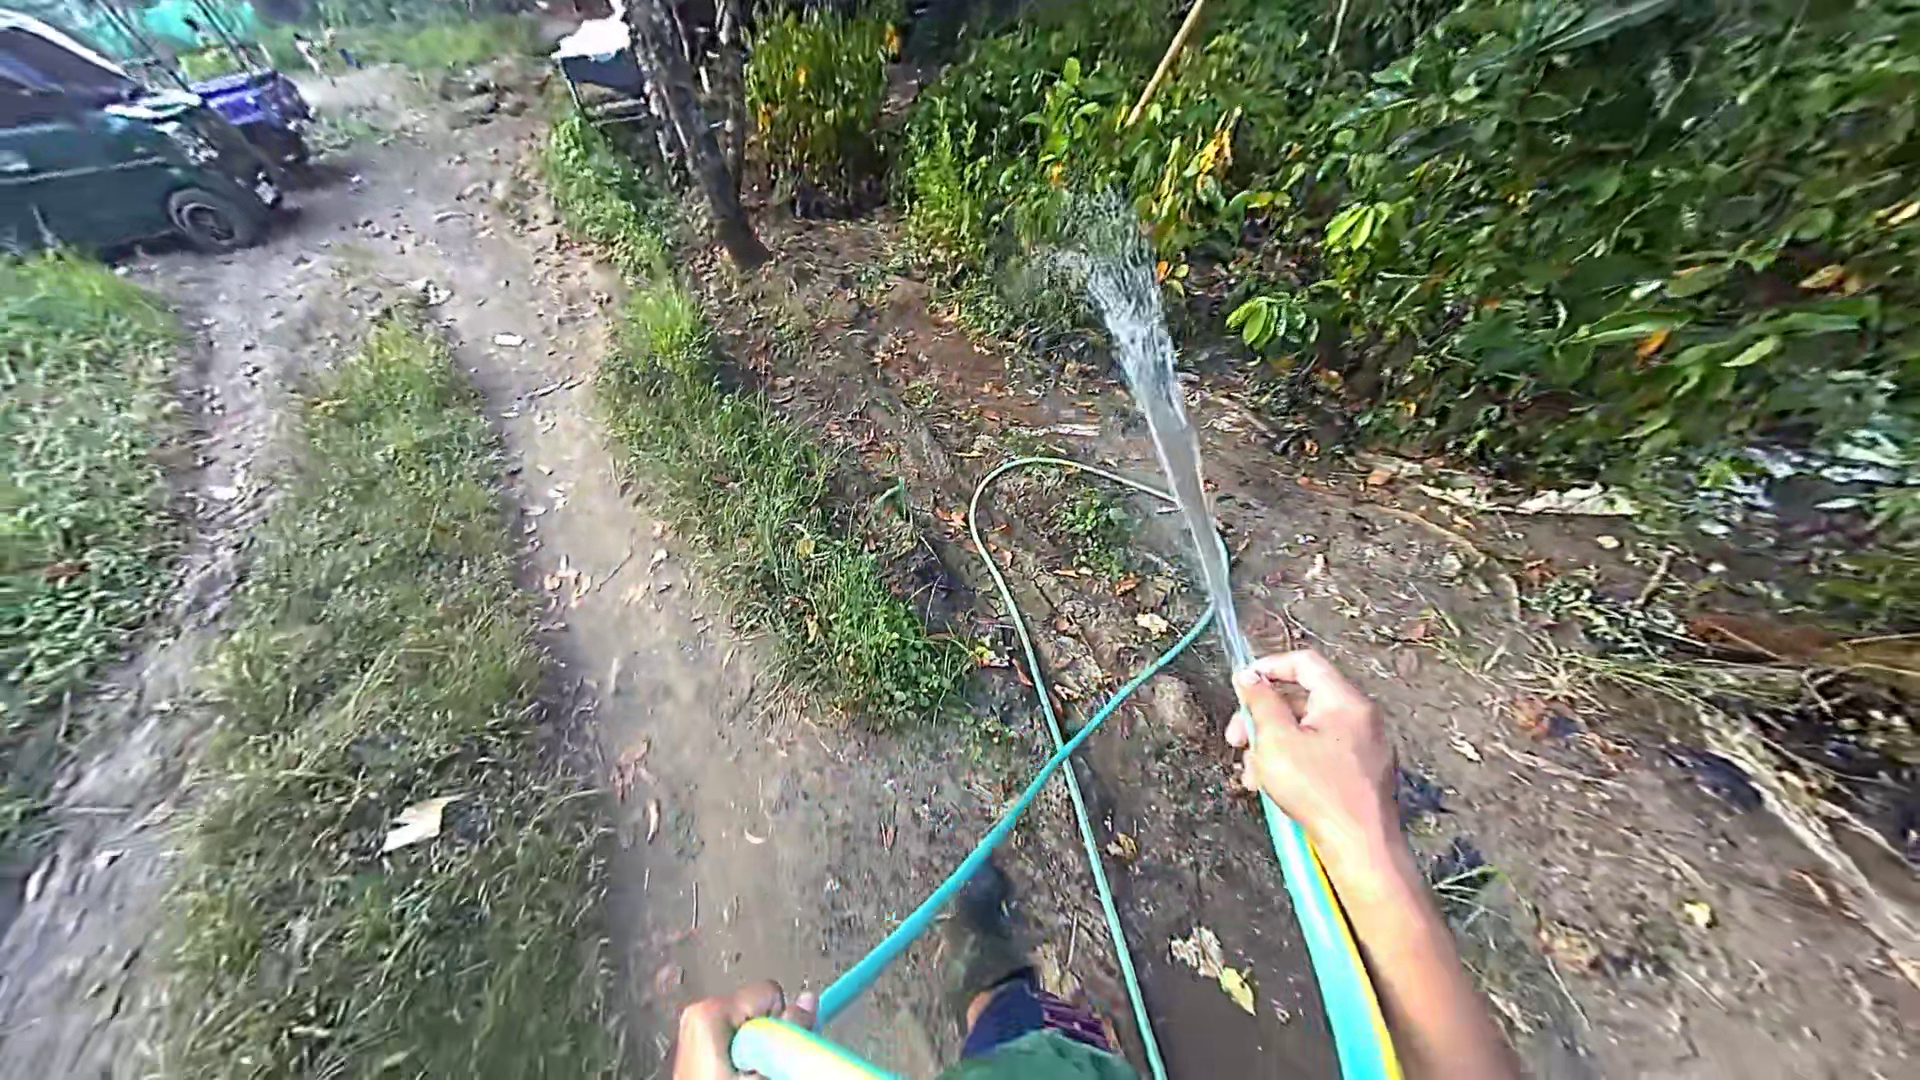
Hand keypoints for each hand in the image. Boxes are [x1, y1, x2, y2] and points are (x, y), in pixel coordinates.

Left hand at [672, 981, 817, 1079]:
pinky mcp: (701, 1051)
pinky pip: (740, 1042)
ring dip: (758, 1054)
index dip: (778, 1028)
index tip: (766, 1059)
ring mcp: (698, 1034)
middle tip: (757, 1073)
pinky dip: (746, 1062)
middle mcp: (699, 1015)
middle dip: (768, 1041)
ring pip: (754, 1028)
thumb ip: (790, 1033)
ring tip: (747, 1079)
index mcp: (708, 1013)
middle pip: (761, 1011)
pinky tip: (739, 1079)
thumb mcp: (767, 1072)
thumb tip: (808, 1000)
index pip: (770, 996)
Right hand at [1227, 650, 1398, 866]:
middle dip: (1261, 717)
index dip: (1267, 667)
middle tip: (1236, 739)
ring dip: (1270, 744)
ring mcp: (1363, 747)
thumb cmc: (1318, 791)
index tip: (1242, 686)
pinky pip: (1317, 752)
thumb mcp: (1275, 738)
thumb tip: (1248, 675)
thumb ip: (1259, 701)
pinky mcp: (1360, 772)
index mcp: (1344, 702)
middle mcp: (1360, 718)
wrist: (1361, 850)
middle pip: (1299, 699)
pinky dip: (1291, 760)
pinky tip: (1271, 785)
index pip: (1303, 662)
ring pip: (1304, 729)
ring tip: (1252, 773)